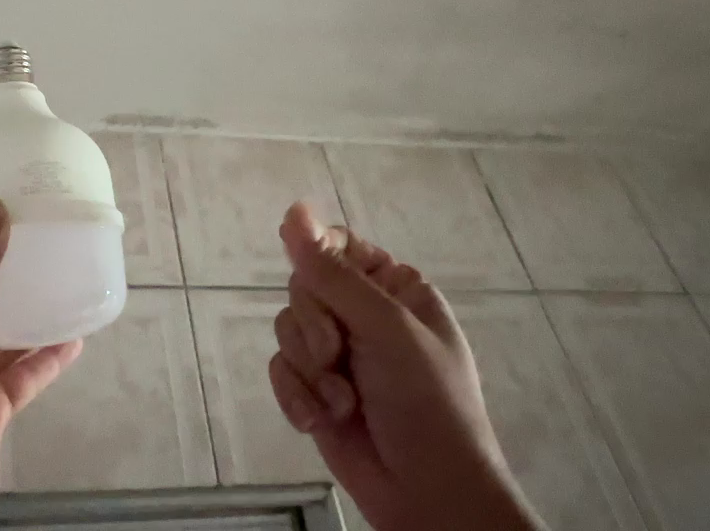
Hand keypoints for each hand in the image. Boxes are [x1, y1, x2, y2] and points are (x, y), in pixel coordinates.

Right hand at [270, 203, 542, 530]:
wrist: (429, 498)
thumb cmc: (426, 403)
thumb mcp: (385, 329)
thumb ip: (332, 273)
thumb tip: (293, 210)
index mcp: (392, 288)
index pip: (337, 245)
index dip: (316, 256)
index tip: (312, 280)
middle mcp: (361, 313)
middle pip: (302, 286)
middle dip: (314, 327)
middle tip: (337, 355)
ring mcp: (336, 352)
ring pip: (286, 328)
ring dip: (308, 370)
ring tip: (340, 402)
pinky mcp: (314, 389)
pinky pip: (280, 370)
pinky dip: (296, 397)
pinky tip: (321, 420)